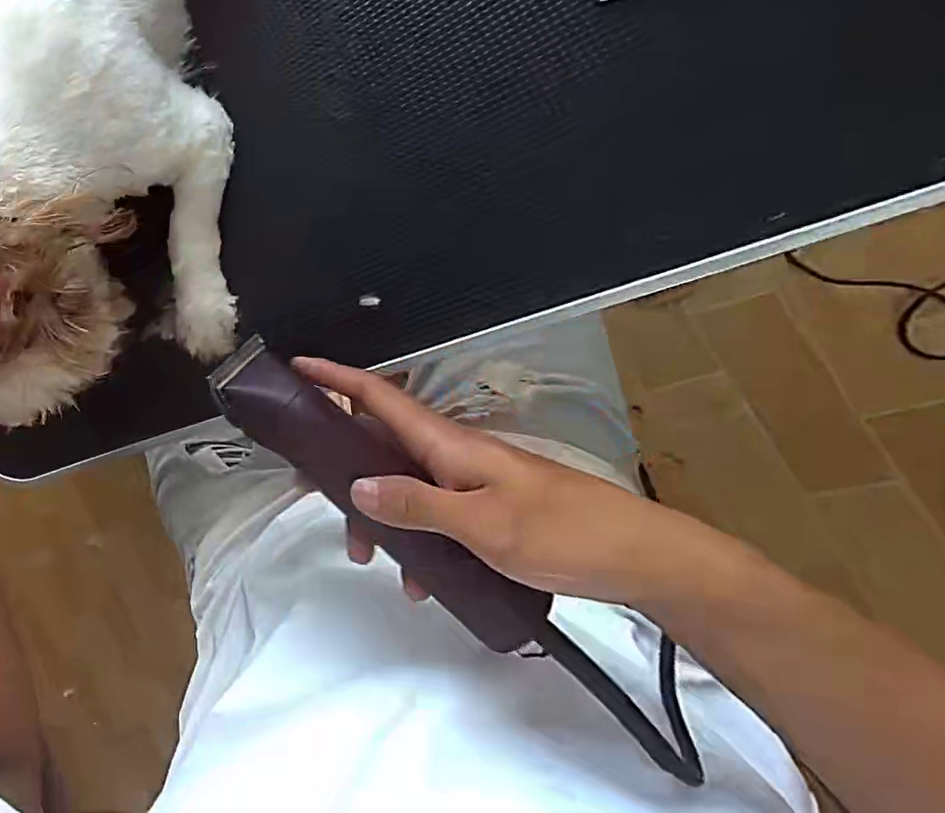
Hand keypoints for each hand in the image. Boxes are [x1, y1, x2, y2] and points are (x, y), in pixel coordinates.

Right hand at [291, 356, 731, 609]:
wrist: (645, 560)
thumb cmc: (566, 533)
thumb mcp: (483, 524)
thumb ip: (416, 504)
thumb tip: (358, 486)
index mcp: (446, 443)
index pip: (378, 396)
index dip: (335, 377)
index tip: (299, 366)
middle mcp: (451, 452)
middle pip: (379, 443)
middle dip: (344, 468)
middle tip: (319, 499)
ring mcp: (468, 478)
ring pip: (402, 482)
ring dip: (380, 515)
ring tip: (374, 558)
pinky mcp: (484, 504)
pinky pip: (431, 510)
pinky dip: (415, 536)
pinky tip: (421, 578)